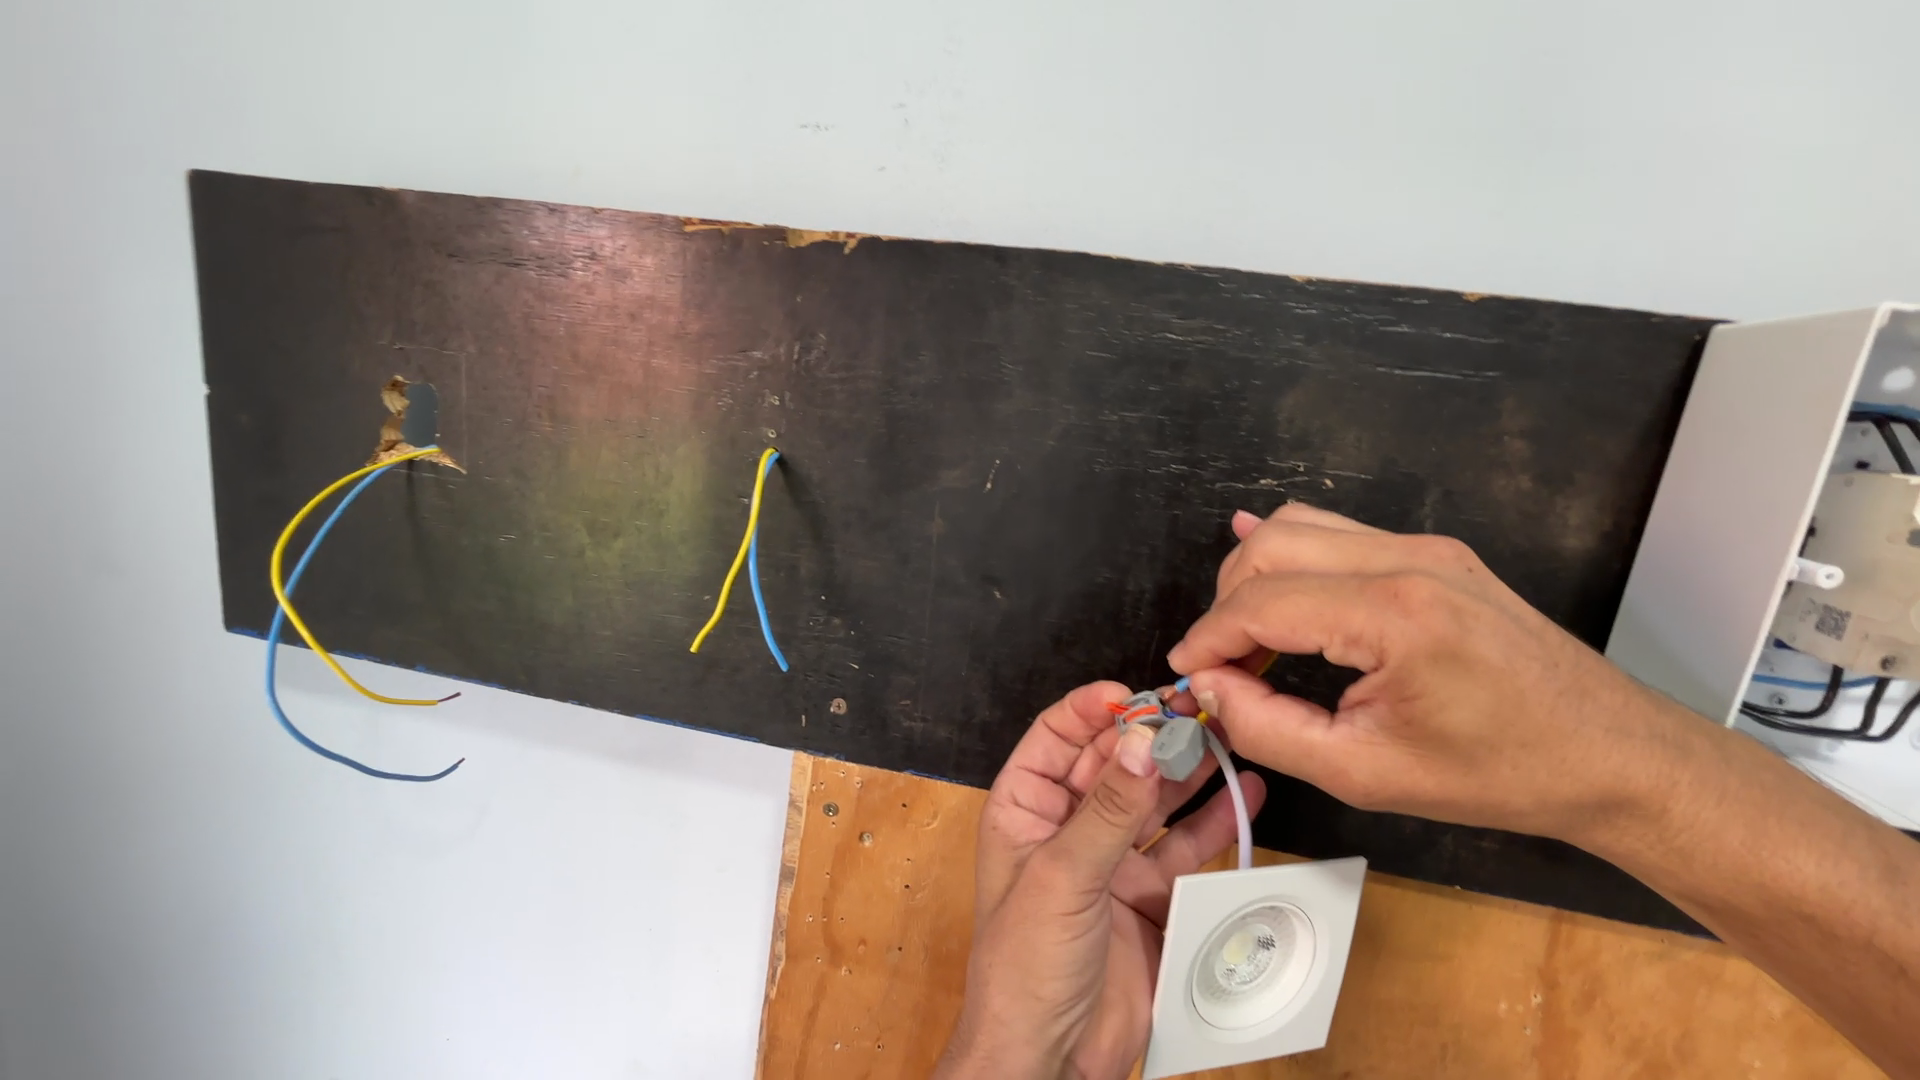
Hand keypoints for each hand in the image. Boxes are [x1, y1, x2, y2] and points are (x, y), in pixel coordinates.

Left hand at [936, 682, 1266, 1079]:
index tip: (1134, 696)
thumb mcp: (1063, 876)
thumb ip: (1108, 809)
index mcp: (1024, 809)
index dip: (1090, 711)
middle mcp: (1066, 827)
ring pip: (1154, 803)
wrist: (1051, 1062)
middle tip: (1199, 711)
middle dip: (1152, 737)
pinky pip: (1184, 850)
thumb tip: (1143, 740)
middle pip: (1113, 765)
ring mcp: (1110, 861)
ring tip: (1230, 740)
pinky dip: (1213, 823)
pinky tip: (1247, 794)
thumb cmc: (1028, 962)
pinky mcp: (1149, 897)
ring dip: (1189, 773)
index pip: (1056, 739)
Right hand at [1167, 503, 1696, 844]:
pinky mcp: (1432, 550)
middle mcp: (1404, 559)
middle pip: (1268, 550)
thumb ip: (1267, 727)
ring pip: (1296, 528)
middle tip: (1218, 663)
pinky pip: (1335, 531)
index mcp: (1392, 614)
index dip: (1208, 638)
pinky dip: (1288, 552)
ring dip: (1253, 576)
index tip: (1185, 674)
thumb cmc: (1494, 774)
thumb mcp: (1364, 773)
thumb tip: (1208, 685)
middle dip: (1223, 604)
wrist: (1611, 754)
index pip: (1261, 603)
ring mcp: (1422, 546)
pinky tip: (1269, 577)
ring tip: (1247, 636)